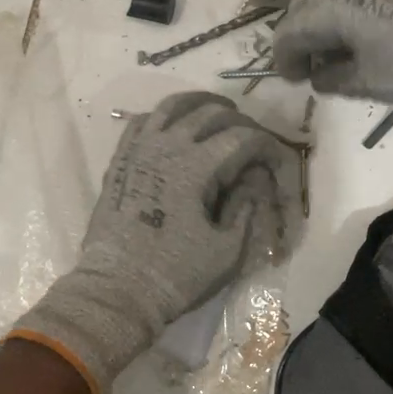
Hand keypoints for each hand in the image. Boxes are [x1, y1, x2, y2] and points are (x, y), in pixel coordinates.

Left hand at [10, 92, 297, 393]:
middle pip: (209, 113)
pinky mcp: (120, 160)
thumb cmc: (176, 275)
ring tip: (216, 112)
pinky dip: (164, 116)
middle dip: (237, 119)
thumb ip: (245, 207)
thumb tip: (252, 179)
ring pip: (172, 107)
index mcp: (197, 167)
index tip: (274, 159)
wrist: (118, 290)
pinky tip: (174, 126)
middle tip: (250, 136)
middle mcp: (167, 147)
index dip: (265, 144)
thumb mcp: (227, 250)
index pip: (241, 137)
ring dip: (199, 104)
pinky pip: (142, 121)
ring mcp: (139, 149)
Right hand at [271, 0, 392, 103]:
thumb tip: (319, 73)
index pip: (290, 33)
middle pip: (310, 4)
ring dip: (335, 10)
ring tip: (351, 36)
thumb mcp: (372, 82)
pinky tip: (380, 13)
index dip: (287, 59)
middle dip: (309, 33)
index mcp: (328, 6)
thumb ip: (333, 78)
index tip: (296, 78)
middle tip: (320, 59)